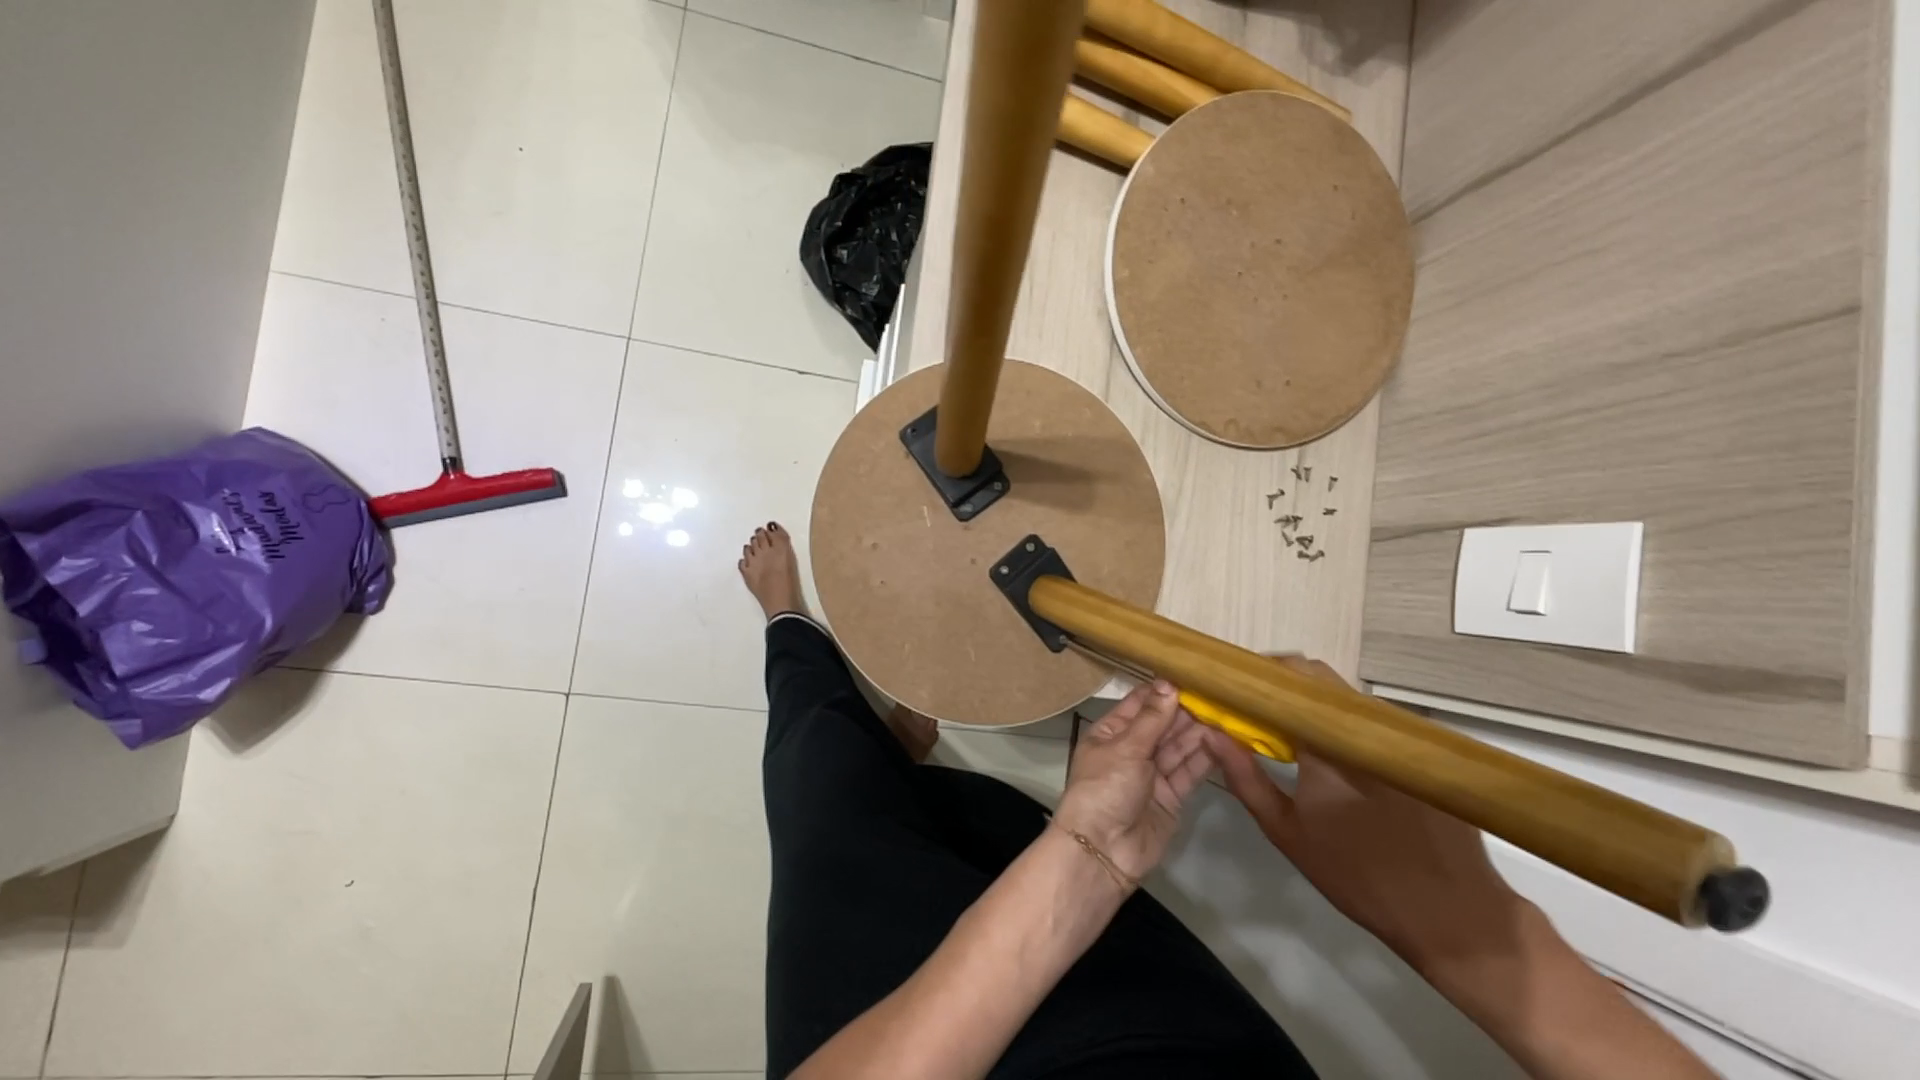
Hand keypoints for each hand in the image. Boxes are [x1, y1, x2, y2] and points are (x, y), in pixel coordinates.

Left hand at [1054, 681, 1212, 883]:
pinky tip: (1225, 741)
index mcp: (1110, 734)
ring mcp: (1152, 775)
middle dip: (1187, 711)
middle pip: (1162, 725)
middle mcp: (1131, 751)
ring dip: (1199, 732)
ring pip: (1179, 747)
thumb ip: (1152, 719)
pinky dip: (1205, 757)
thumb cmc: (1105, 789)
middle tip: (1219, 693)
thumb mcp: (1126, 748)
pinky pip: (1189, 771)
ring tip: (1227, 712)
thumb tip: (1169, 685)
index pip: (1139, 704)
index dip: (1163, 691)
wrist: (1103, 851)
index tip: (1193, 674)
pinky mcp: (1171, 796)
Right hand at [1202, 657, 1526, 967]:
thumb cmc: (1358, 876)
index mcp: (1331, 741)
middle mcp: (1369, 726)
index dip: (1260, 675)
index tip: (1235, 686)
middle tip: (1258, 708)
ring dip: (1315, 704)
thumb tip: (1211, 734)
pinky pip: (1376, 721)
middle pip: (1320, 678)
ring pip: (1348, 698)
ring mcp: (1404, 735)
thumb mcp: (1288, 833)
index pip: (1291, 678)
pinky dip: (1347, 724)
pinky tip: (1337, 752)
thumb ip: (1245, 779)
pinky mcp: (1427, 750)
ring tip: (1291, 730)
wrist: (1452, 912)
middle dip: (1283, 684)